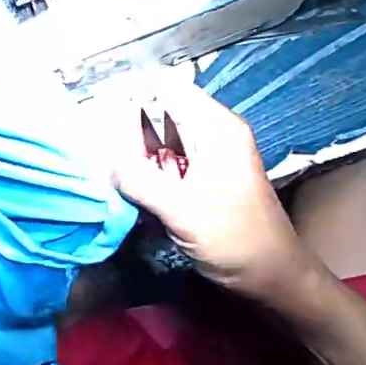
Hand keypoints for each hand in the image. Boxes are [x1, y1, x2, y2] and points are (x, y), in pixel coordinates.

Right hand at [104, 80, 315, 299]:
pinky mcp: (198, 177)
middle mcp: (211, 133)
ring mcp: (205, 155)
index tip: (96, 97)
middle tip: (93, 139)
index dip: (132, 87)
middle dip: (125, 121)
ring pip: (158, 137)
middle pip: (159, 110)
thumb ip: (140, 182)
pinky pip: (163, 159)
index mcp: (216, 129)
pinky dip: (142, 165)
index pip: (168, 87)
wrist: (272, 278)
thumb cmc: (237, 241)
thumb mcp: (183, 211)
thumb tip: (102, 163)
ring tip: (100, 157)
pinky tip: (121, 177)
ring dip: (131, 146)